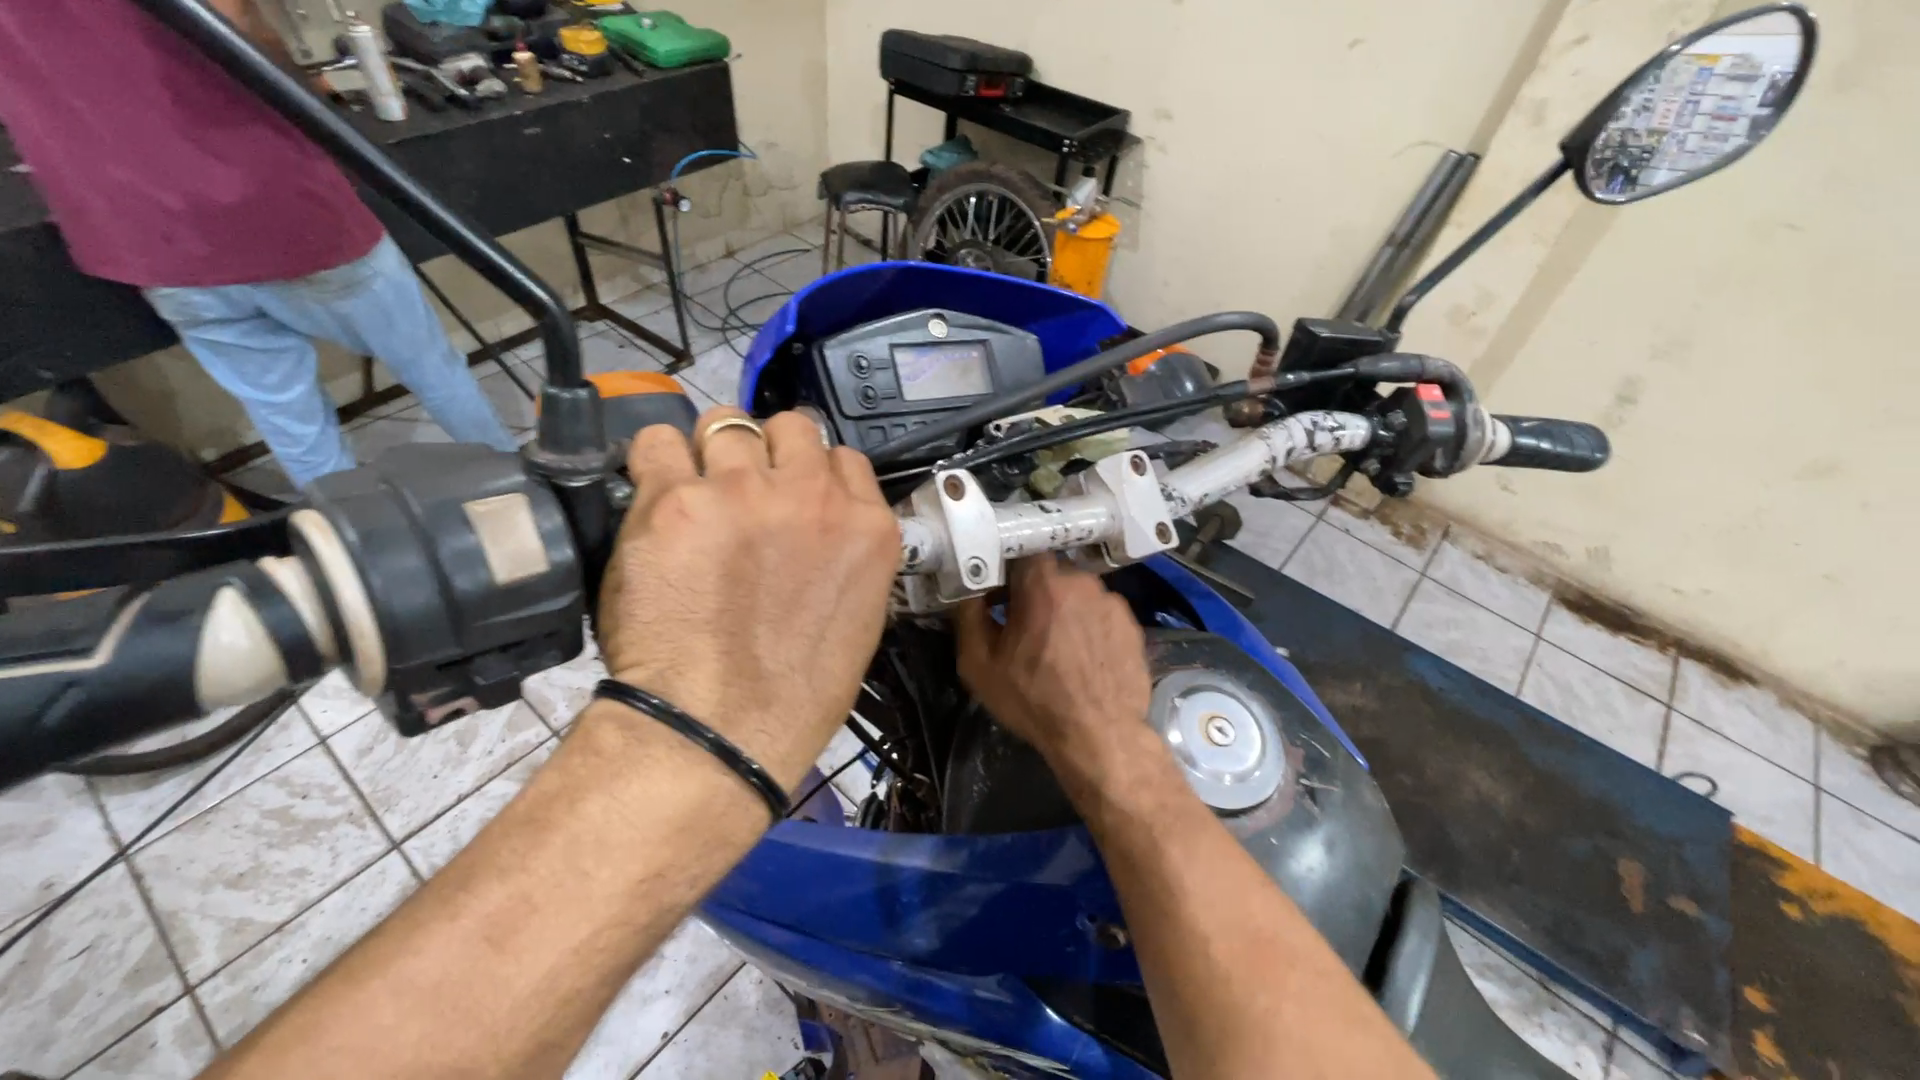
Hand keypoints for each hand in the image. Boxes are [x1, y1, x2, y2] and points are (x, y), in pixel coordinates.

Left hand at [594, 408, 900, 787]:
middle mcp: (812, 495)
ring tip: (692, 493)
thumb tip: (816, 530)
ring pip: (725, 424)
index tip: (789, 492)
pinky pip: (659, 443)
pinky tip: (654, 494)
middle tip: (740, 489)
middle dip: (766, 451)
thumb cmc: (795, 697)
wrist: (720, 730)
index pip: (843, 457)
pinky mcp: (676, 500)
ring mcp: (743, 492)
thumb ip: (843, 555)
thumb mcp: (858, 619)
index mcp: (867, 527)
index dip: (810, 472)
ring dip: (711, 453)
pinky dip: (656, 461)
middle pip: (789, 427)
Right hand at [953, 557, 1153, 766]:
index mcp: (1043, 585)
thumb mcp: (980, 665)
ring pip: (1079, 596)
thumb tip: (968, 590)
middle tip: (1025, 628)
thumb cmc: (1034, 701)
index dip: (1008, 571)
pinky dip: (1090, 629)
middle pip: (1052, 575)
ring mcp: (1113, 603)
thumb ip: (968, 616)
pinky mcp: (1133, 625)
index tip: (999, 593)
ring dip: (1065, 612)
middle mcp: (1082, 583)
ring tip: (1058, 649)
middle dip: (1036, 595)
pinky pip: (1102, 616)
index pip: (1022, 553)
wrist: (1099, 736)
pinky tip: (1084, 659)